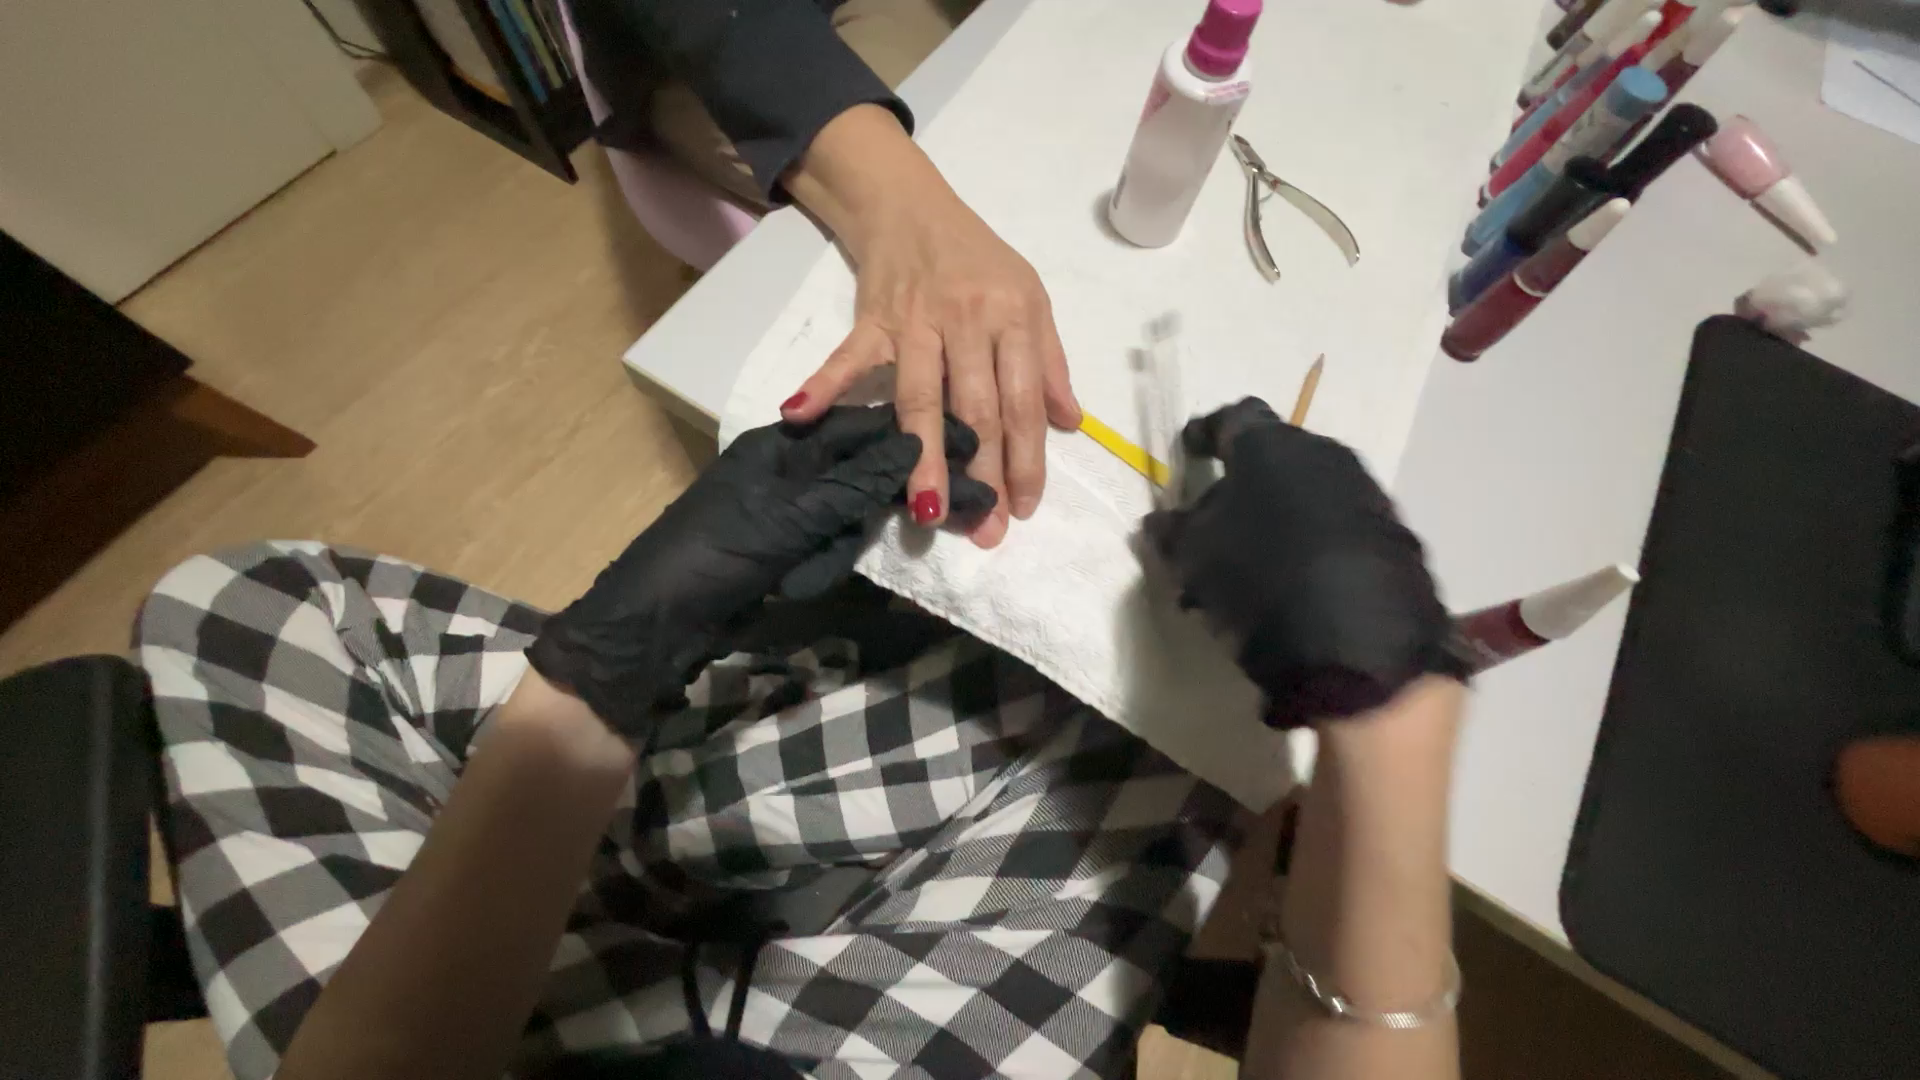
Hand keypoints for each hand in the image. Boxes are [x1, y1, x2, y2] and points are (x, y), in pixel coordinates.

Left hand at [528, 406, 991, 733]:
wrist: (652, 620)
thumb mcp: (790, 516)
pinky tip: (797, 582)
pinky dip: (825, 565)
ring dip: (840, 549)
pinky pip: (827, 546)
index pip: (867, 427)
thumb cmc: (715, 553)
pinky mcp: (784, 547)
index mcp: (784, 443)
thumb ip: (856, 483)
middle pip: (865, 471)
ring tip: (806, 572)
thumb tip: (917, 446)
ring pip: (849, 515)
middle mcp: (788, 469)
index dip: (920, 435)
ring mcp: (786, 511)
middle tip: (960, 508)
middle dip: (896, 498)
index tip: (973, 446)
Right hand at [779, 106, 1080, 547]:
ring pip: (919, 397)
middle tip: (983, 531)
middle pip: (974, 408)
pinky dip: (824, 383)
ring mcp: (914, 322)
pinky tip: (800, 415)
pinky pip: (848, 357)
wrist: (912, 206)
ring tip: (926, 513)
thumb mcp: (1031, 300)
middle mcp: (965, 322)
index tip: (1024, 506)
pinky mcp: (871, 320)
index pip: (1022, 400)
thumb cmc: (980, 261)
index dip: (1026, 457)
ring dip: (921, 455)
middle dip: (980, 473)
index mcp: (1012, 318)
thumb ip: (1049, 363)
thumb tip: (1070, 424)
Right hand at [1144, 398, 1464, 727]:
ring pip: (1309, 492)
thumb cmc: (1254, 579)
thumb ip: (1172, 532)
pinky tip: (1299, 581)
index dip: (1205, 433)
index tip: (1189, 453)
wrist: (1356, 645)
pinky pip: (1340, 526)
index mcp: (1269, 447)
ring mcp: (1368, 495)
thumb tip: (1159, 521)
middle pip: (1274, 456)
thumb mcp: (1192, 557)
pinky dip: (1313, 541)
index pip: (1232, 418)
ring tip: (1256, 561)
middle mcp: (1324, 455)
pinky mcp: (1397, 538)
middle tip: (1217, 519)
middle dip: (1243, 482)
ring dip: (1280, 514)